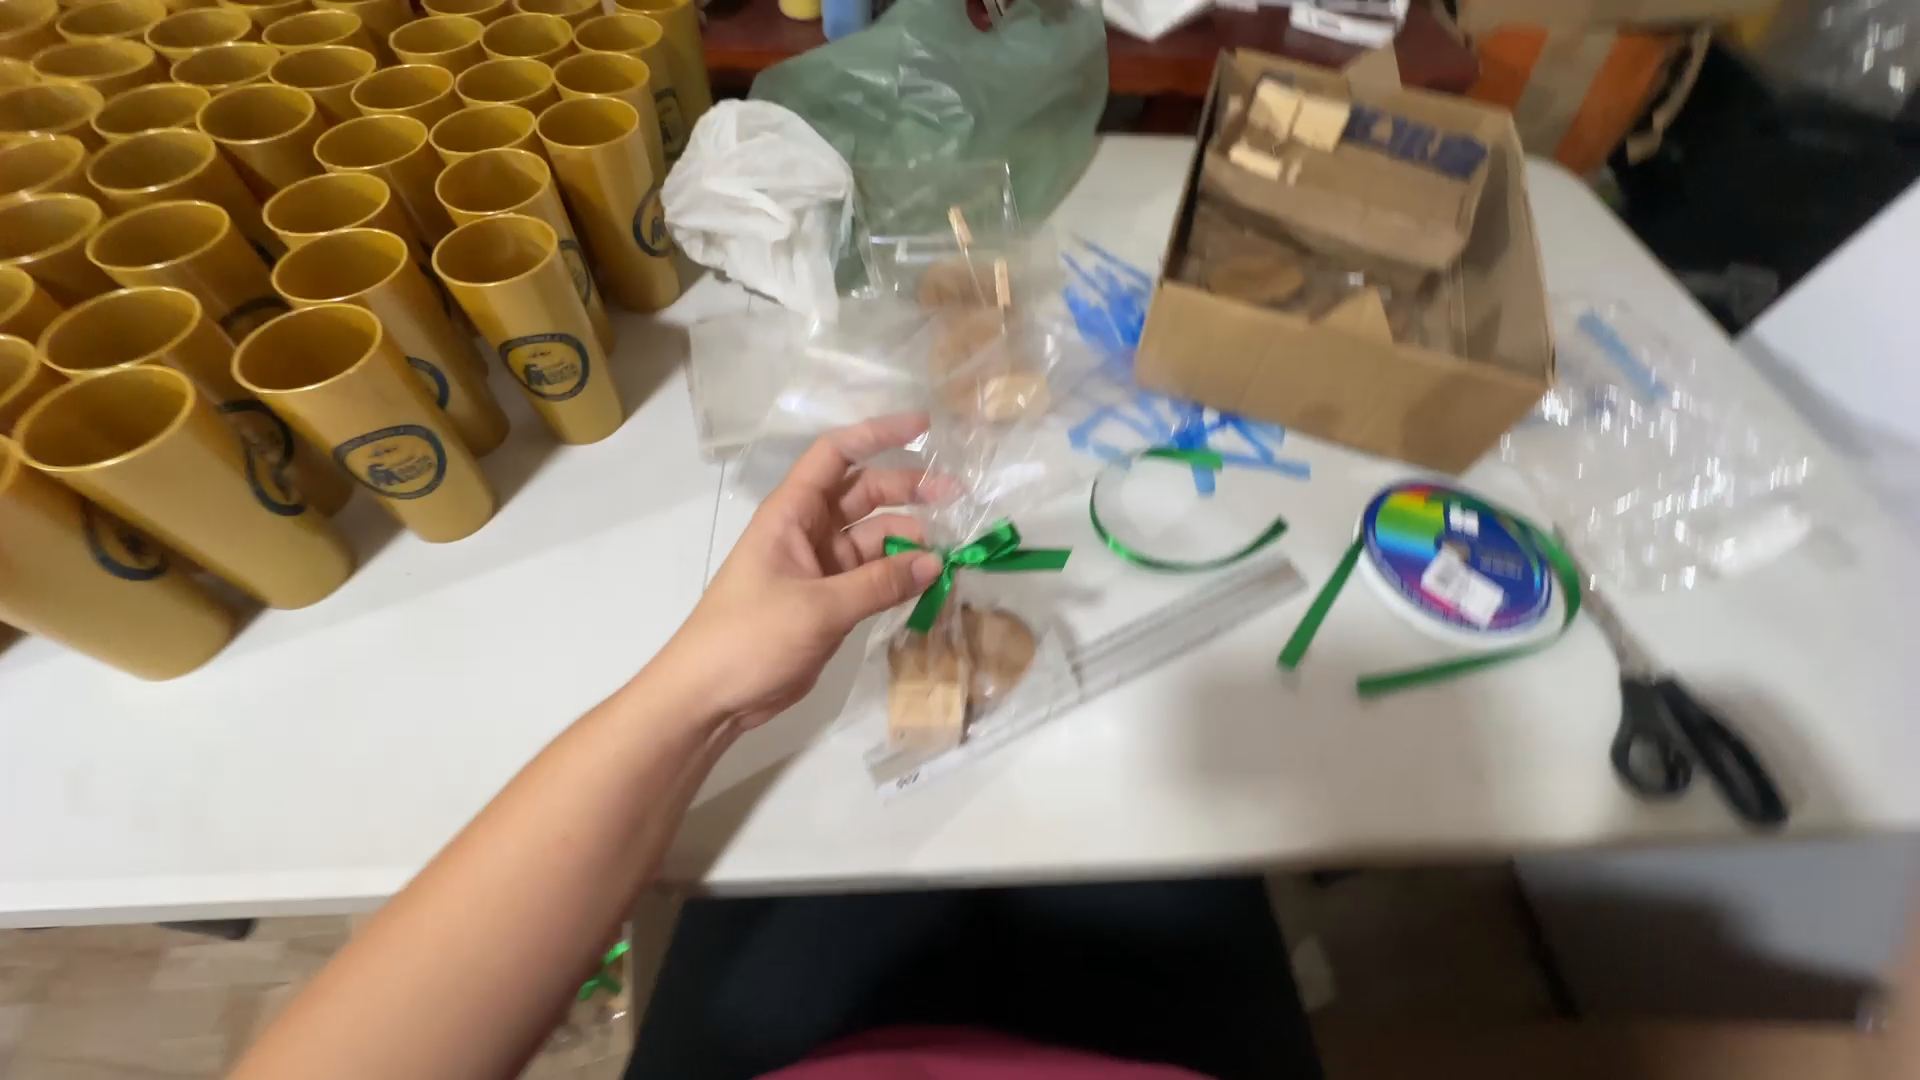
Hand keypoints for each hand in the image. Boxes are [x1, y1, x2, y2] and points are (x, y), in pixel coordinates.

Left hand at [655, 415, 944, 729]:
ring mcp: (821, 566)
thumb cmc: (750, 637)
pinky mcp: (831, 599)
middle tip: (958, 498)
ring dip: (910, 541)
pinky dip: (901, 576)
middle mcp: (809, 530)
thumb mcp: (818, 607)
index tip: (923, 428)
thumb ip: (879, 584)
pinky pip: (875, 576)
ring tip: (951, 553)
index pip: (836, 455)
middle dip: (909, 491)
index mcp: (792, 513)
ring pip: (876, 538)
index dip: (877, 435)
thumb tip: (936, 563)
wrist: (710, 697)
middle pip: (865, 494)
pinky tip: (932, 581)